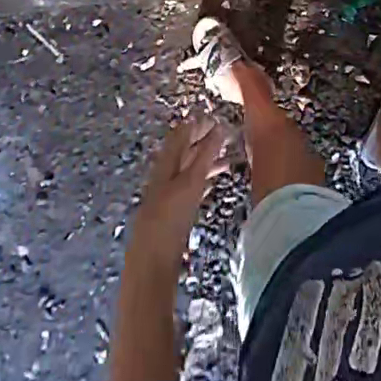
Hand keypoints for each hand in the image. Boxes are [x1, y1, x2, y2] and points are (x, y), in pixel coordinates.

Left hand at [127, 115, 231, 260]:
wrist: (152, 263)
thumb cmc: (170, 219)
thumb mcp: (191, 183)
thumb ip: (205, 155)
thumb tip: (219, 127)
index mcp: (165, 165)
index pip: (180, 135)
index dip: (197, 123)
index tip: (217, 117)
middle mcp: (164, 176)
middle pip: (184, 151)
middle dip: (203, 140)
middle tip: (225, 133)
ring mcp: (167, 195)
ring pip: (189, 169)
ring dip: (206, 159)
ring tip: (228, 155)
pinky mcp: (173, 213)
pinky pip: (191, 186)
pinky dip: (204, 178)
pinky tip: (213, 182)